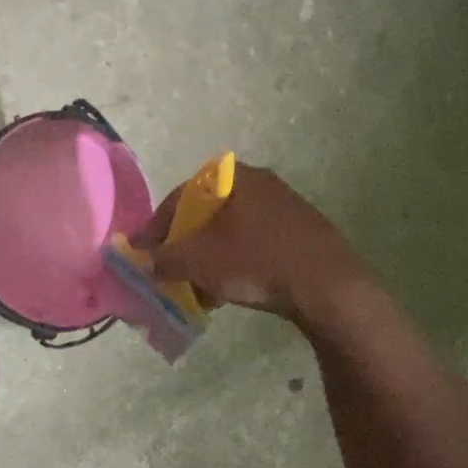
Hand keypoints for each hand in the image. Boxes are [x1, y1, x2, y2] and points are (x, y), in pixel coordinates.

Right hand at [134, 162, 369, 322]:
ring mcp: (283, 205)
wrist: (325, 285)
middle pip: (204, 214)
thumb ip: (162, 259)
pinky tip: (229, 289)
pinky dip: (234, 262)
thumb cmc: (254, 262)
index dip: (154, 228)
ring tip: (198, 286)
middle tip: (169, 270)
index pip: (178, 197)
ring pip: (229, 231)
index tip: (142, 254)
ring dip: (208, 257)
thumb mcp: (197, 262)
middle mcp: (258, 182)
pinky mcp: (299, 231)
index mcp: (232, 177)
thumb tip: (143, 260)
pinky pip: (252, 243)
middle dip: (183, 244)